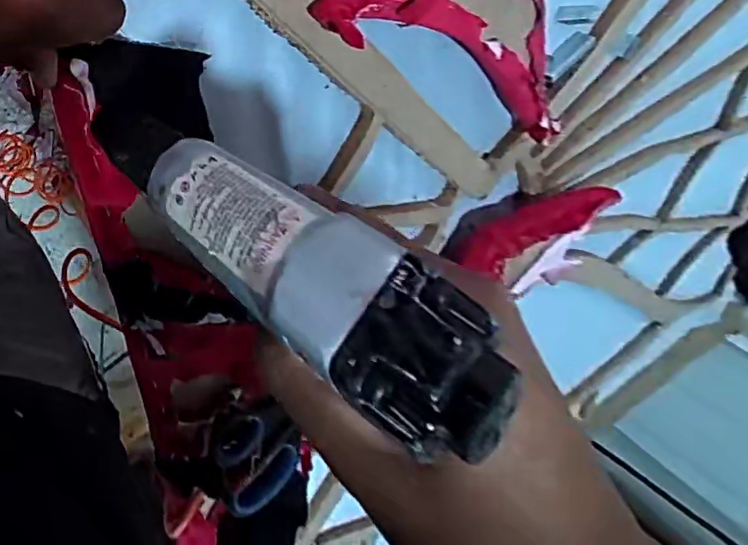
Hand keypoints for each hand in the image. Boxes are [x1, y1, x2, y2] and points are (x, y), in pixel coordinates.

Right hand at [260, 192, 651, 544]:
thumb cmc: (481, 524)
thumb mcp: (379, 470)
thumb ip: (311, 395)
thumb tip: (260, 329)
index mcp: (458, 303)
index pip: (363, 240)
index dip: (304, 232)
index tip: (255, 236)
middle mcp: (475, 291)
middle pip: (375, 255)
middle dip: (315, 256)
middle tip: (261, 272)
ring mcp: (488, 313)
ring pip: (392, 280)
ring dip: (341, 286)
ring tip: (288, 304)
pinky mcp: (492, 338)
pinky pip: (414, 307)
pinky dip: (371, 313)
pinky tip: (343, 342)